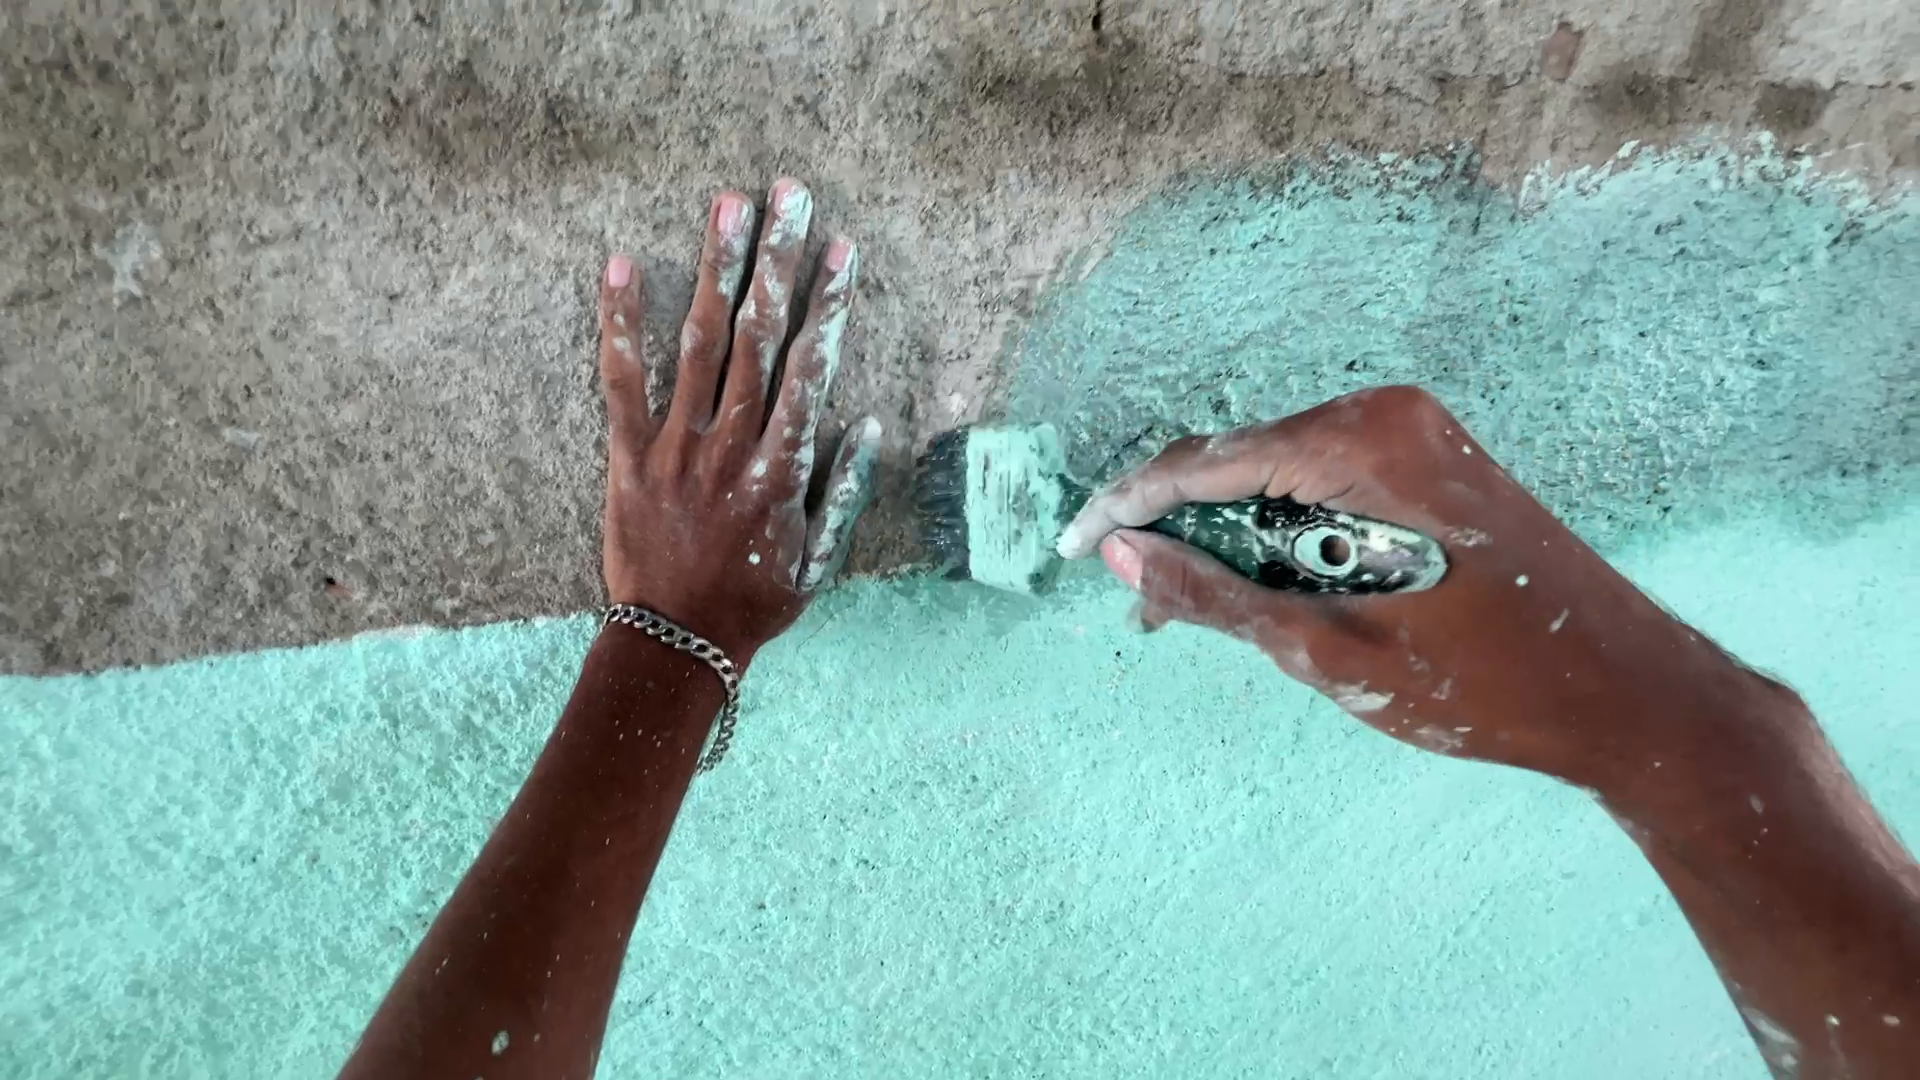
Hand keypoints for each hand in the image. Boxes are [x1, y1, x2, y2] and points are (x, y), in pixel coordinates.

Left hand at [597, 179, 879, 664]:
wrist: (677, 640)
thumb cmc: (757, 602)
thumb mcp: (821, 560)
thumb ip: (844, 492)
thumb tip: (867, 426)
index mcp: (783, 470)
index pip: (811, 370)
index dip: (829, 305)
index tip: (842, 250)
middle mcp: (732, 446)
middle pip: (759, 338)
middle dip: (778, 261)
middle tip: (789, 195)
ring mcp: (677, 447)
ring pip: (699, 344)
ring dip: (715, 269)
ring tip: (728, 206)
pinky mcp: (629, 457)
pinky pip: (620, 382)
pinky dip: (620, 323)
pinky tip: (624, 265)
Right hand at [1057, 386, 1767, 788]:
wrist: (1636, 699)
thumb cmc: (1484, 685)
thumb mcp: (1326, 648)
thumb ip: (1212, 595)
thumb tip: (1118, 556)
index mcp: (1360, 443)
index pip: (1203, 463)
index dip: (1127, 506)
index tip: (1075, 544)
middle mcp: (1377, 415)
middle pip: (1231, 465)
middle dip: (1174, 531)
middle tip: (1138, 602)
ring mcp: (1402, 432)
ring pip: (1264, 478)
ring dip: (1219, 539)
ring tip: (1183, 607)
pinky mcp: (1414, 459)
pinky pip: (1307, 486)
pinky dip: (1268, 535)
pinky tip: (1249, 582)